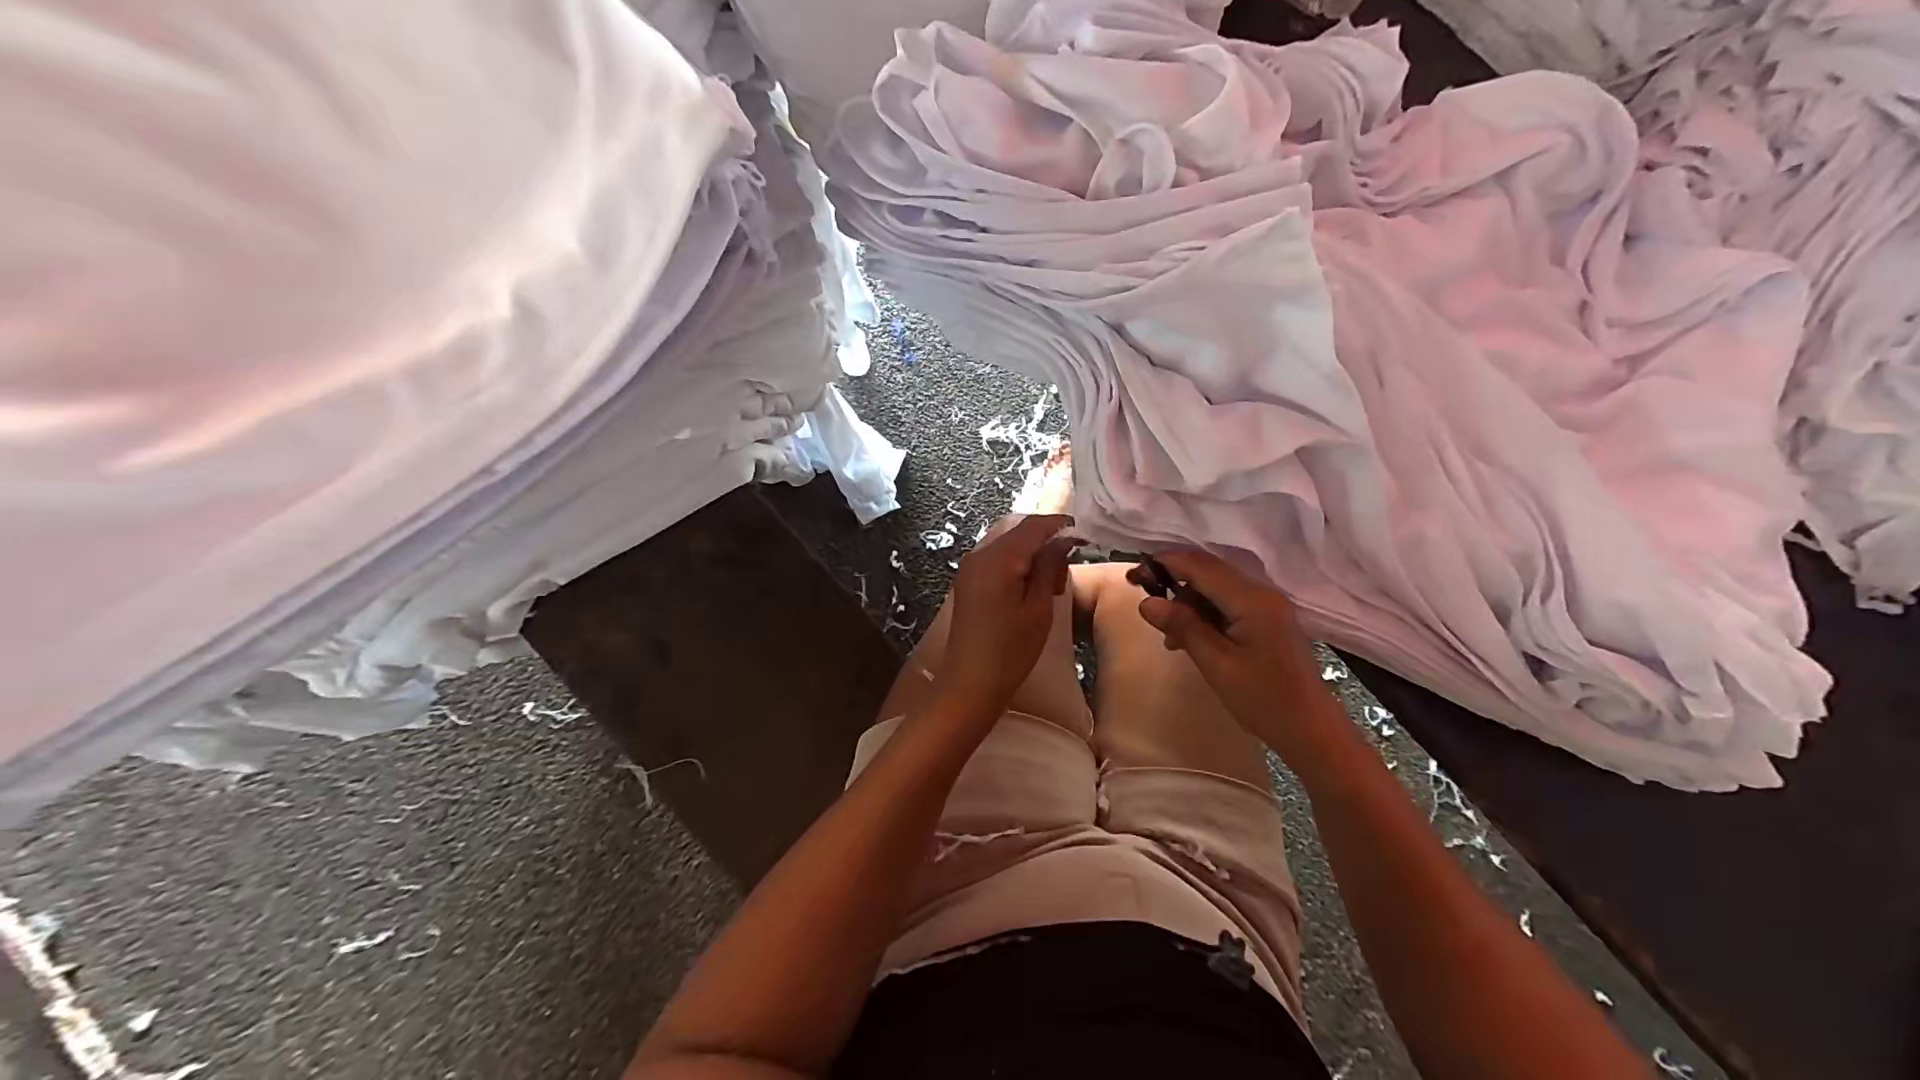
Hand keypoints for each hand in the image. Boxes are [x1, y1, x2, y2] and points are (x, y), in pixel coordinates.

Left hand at [938, 514, 1078, 714]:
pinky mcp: (969, 583)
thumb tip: (1063, 540)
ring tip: (1052, 588)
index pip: (1033, 526)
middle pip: (1020, 534)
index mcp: (998, 559)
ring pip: (1010, 547)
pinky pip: (998, 562)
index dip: (1060, 525)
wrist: (970, 685)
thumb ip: (1050, 568)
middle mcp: (979, 555)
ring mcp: (970, 569)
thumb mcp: (1039, 609)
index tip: (1086, 535)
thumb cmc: (1010, 651)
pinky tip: (1031, 592)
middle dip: (1047, 544)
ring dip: (1034, 557)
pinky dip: (1019, 568)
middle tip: (1066, 573)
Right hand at [1130, 550, 1342, 761]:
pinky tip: (1190, 639)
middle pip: (1209, 571)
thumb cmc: (1265, 701)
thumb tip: (1146, 602)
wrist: (1313, 732)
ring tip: (1169, 635)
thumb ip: (1183, 627)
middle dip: (1174, 581)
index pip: (1201, 566)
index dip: (1165, 564)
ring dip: (1188, 602)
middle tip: (1146, 604)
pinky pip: (1228, 604)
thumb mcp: (1217, 665)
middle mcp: (1262, 593)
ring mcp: (1268, 607)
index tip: (1134, 576)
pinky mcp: (1268, 621)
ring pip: (1217, 588)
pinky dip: (1204, 614)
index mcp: (1252, 600)